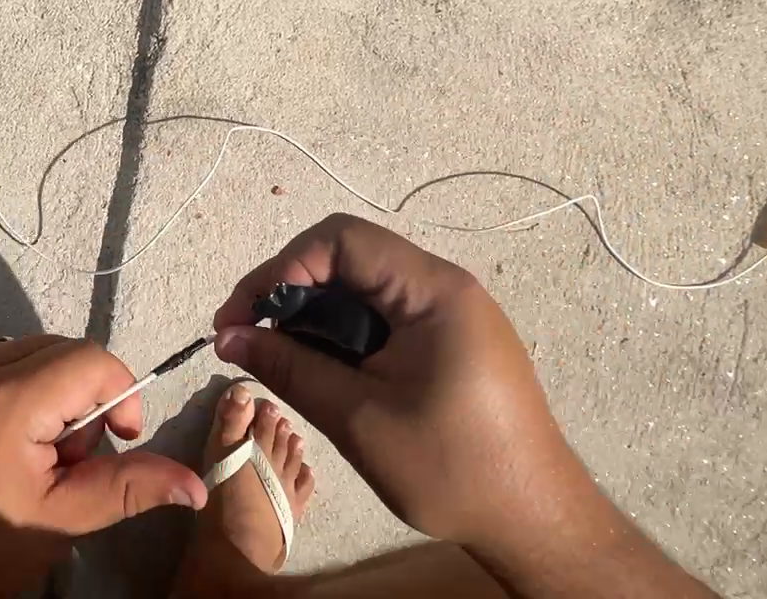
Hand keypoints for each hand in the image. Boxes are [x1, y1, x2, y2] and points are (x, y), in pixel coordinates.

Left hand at [0, 336, 207, 597]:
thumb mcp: (54, 524)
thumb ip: (125, 489)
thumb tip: (193, 484)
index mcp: (7, 399)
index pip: (91, 359)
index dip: (120, 394)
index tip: (120, 442)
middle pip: (62, 348)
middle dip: (84, 396)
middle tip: (68, 458)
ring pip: (29, 349)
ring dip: (50, 389)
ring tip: (32, 453)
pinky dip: (15, 387)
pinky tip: (0, 441)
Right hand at [210, 214, 598, 550]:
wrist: (540, 527)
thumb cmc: (455, 471)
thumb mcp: (359, 419)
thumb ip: (288, 368)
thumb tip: (227, 338)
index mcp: (433, 291)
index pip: (340, 239)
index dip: (283, 266)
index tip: (245, 315)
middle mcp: (441, 286)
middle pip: (344, 255)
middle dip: (287, 286)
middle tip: (247, 331)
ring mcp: (445, 310)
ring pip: (356, 282)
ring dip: (308, 309)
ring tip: (274, 349)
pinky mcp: (442, 336)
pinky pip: (375, 309)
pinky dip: (335, 327)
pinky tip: (315, 361)